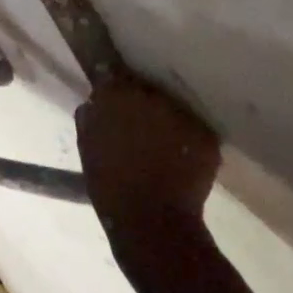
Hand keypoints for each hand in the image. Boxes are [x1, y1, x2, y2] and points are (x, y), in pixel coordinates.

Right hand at [75, 74, 220, 228]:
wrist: (151, 218)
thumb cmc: (108, 181)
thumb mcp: (85, 142)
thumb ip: (91, 114)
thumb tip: (99, 101)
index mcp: (114, 95)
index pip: (113, 74)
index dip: (113, 86)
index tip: (112, 97)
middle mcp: (150, 96)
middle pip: (146, 88)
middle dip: (141, 101)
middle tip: (137, 123)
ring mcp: (182, 115)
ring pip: (172, 107)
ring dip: (166, 118)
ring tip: (161, 141)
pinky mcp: (206, 135)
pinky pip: (193, 129)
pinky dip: (188, 138)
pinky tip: (180, 157)